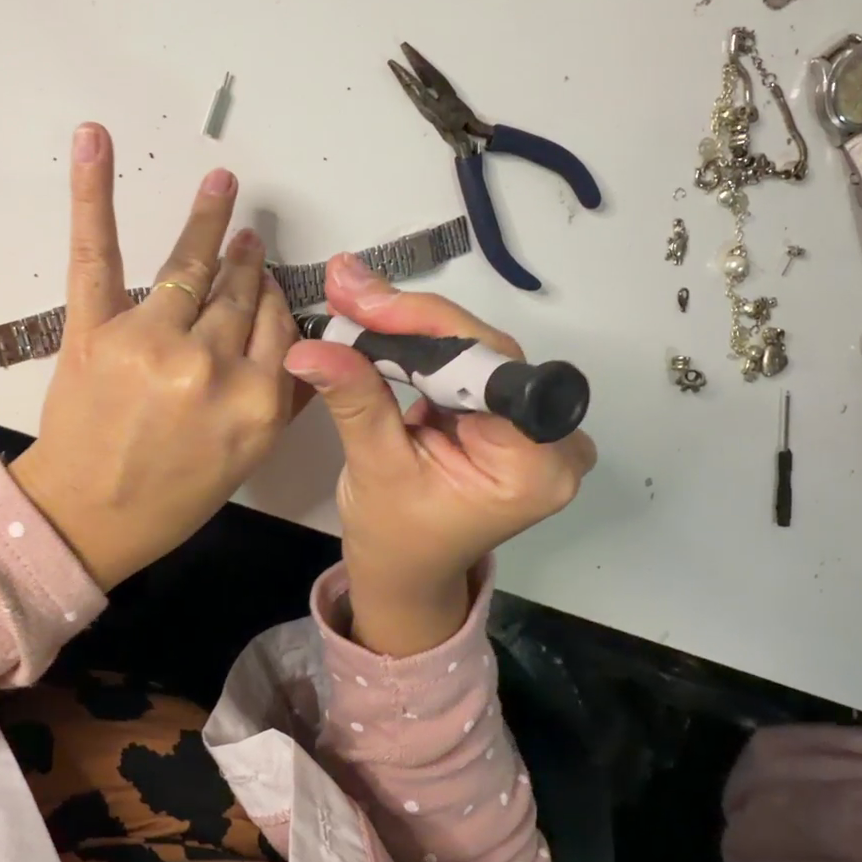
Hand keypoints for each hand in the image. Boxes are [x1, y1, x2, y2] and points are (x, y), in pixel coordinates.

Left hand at [10, 124, 298, 589]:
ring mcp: (152, 341)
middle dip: (245, 264)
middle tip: (248, 237)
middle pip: (238, 295)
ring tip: (221, 187)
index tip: (268, 281)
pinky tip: (94, 139)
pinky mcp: (95, 330)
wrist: (89, 518)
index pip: (280, 324)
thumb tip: (298, 343)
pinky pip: (98, 254)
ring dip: (209, 224)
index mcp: (258, 401)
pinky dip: (92, 192)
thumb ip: (281, 398)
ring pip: (190, 269)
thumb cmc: (172, 497)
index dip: (273, 299)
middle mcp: (212, 364)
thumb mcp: (247, 456)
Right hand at [284, 255, 596, 655]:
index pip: (485, 368)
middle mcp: (553, 440)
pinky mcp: (508, 416)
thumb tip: (308, 347)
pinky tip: (374, 324)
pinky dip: (416, 347)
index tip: (360, 297)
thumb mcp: (374, 470)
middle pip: (481, 352)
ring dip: (407, 328)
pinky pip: (465, 365)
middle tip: (345, 289)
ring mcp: (535, 426)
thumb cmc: (394, 538)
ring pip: (470, 351)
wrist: (406, 572)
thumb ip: (355, 400)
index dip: (422, 325)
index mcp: (532, 465)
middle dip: (407, 322)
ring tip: (350, 301)